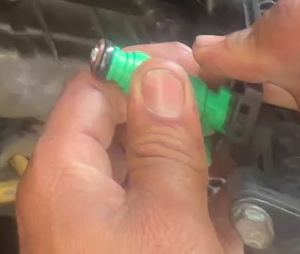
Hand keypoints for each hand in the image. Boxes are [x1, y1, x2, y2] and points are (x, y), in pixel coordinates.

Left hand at [19, 44, 224, 253]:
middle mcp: (61, 194)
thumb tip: (160, 72)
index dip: (144, 67)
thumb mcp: (168, 221)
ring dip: (184, 163)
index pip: (93, 85)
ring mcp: (85, 232)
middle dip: (171, 115)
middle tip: (229, 111)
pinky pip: (144, 219)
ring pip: (135, 176)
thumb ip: (167, 144)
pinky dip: (183, 210)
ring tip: (240, 154)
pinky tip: (232, 210)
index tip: (198, 67)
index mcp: (59, 169)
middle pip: (113, 127)